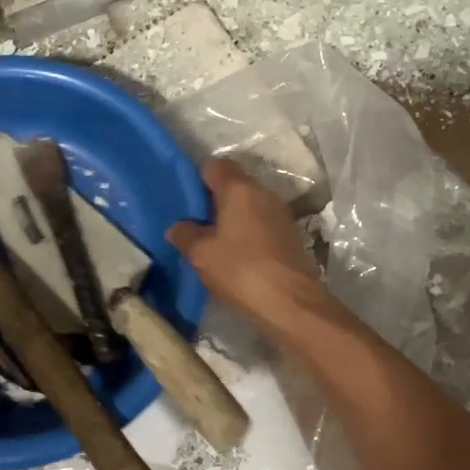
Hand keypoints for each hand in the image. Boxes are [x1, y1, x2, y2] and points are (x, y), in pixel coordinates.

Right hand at [166, 158, 327, 328]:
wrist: (292, 304)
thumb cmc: (242, 270)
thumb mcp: (201, 254)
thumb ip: (184, 234)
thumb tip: (177, 227)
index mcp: (240, 189)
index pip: (215, 165)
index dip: (197, 178)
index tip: (184, 199)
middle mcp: (264, 193)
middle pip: (233, 184)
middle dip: (213, 199)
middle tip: (194, 222)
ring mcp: (281, 213)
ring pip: (248, 204)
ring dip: (231, 217)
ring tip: (213, 241)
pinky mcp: (290, 235)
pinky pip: (261, 222)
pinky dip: (246, 231)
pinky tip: (235, 254)